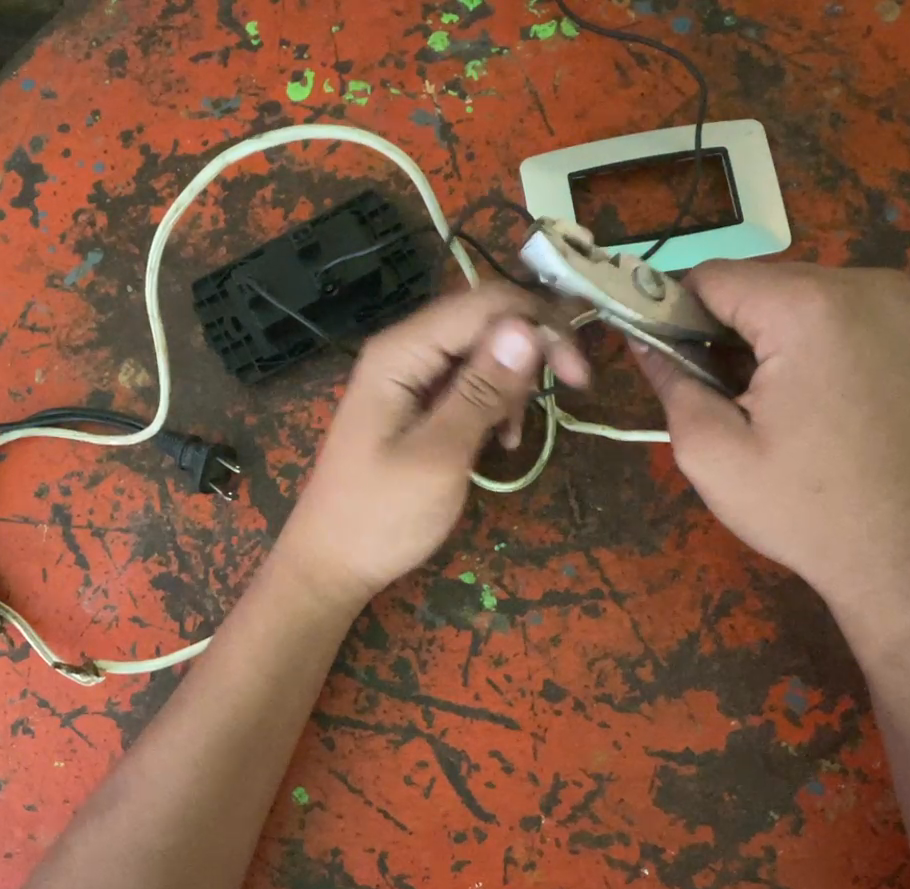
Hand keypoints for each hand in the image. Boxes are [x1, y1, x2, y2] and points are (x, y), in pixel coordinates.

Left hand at [274, 285, 589, 609]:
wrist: (332, 564)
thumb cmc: (381, 517)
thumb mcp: (438, 456)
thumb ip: (481, 392)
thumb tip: (527, 329)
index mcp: (400, 353)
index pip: (485, 304)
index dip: (540, 325)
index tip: (578, 374)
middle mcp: (402, 353)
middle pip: (485, 322)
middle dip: (532, 351)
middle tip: (569, 394)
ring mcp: (407, 381)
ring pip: (480, 354)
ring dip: (513, 384)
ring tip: (514, 435)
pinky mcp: (414, 408)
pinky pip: (465, 386)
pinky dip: (492, 406)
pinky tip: (500, 442)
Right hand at [635, 261, 909, 629]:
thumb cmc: (803, 507)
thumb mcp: (710, 451)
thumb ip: (670, 381)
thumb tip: (642, 341)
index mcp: (808, 306)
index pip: (709, 275)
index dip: (672, 315)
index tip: (667, 366)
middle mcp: (864, 286)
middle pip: (754, 285)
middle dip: (720, 331)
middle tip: (716, 400)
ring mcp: (902, 309)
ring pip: (793, 301)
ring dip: (760, 342)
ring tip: (762, 411)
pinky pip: (835, 320)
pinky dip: (803, 349)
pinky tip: (806, 410)